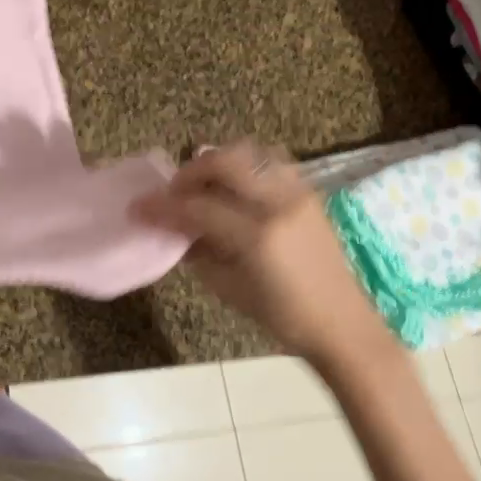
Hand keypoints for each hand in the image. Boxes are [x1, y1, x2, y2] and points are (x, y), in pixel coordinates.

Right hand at [131, 143, 390, 367]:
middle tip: (174, 191)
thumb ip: (198, 251)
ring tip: (205, 185)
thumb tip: (174, 227)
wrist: (343, 327)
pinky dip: (245, 165)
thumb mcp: (229, 289)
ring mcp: (297, 194)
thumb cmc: (284, 318)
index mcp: (258, 237)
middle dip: (190, 172)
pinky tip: (235, 187)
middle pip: (223, 162)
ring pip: (249, 153)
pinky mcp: (308, 193)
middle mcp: (279, 205)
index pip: (197, 207)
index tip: (137, 207)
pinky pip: (271, 161)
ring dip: (219, 163)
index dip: (162, 206)